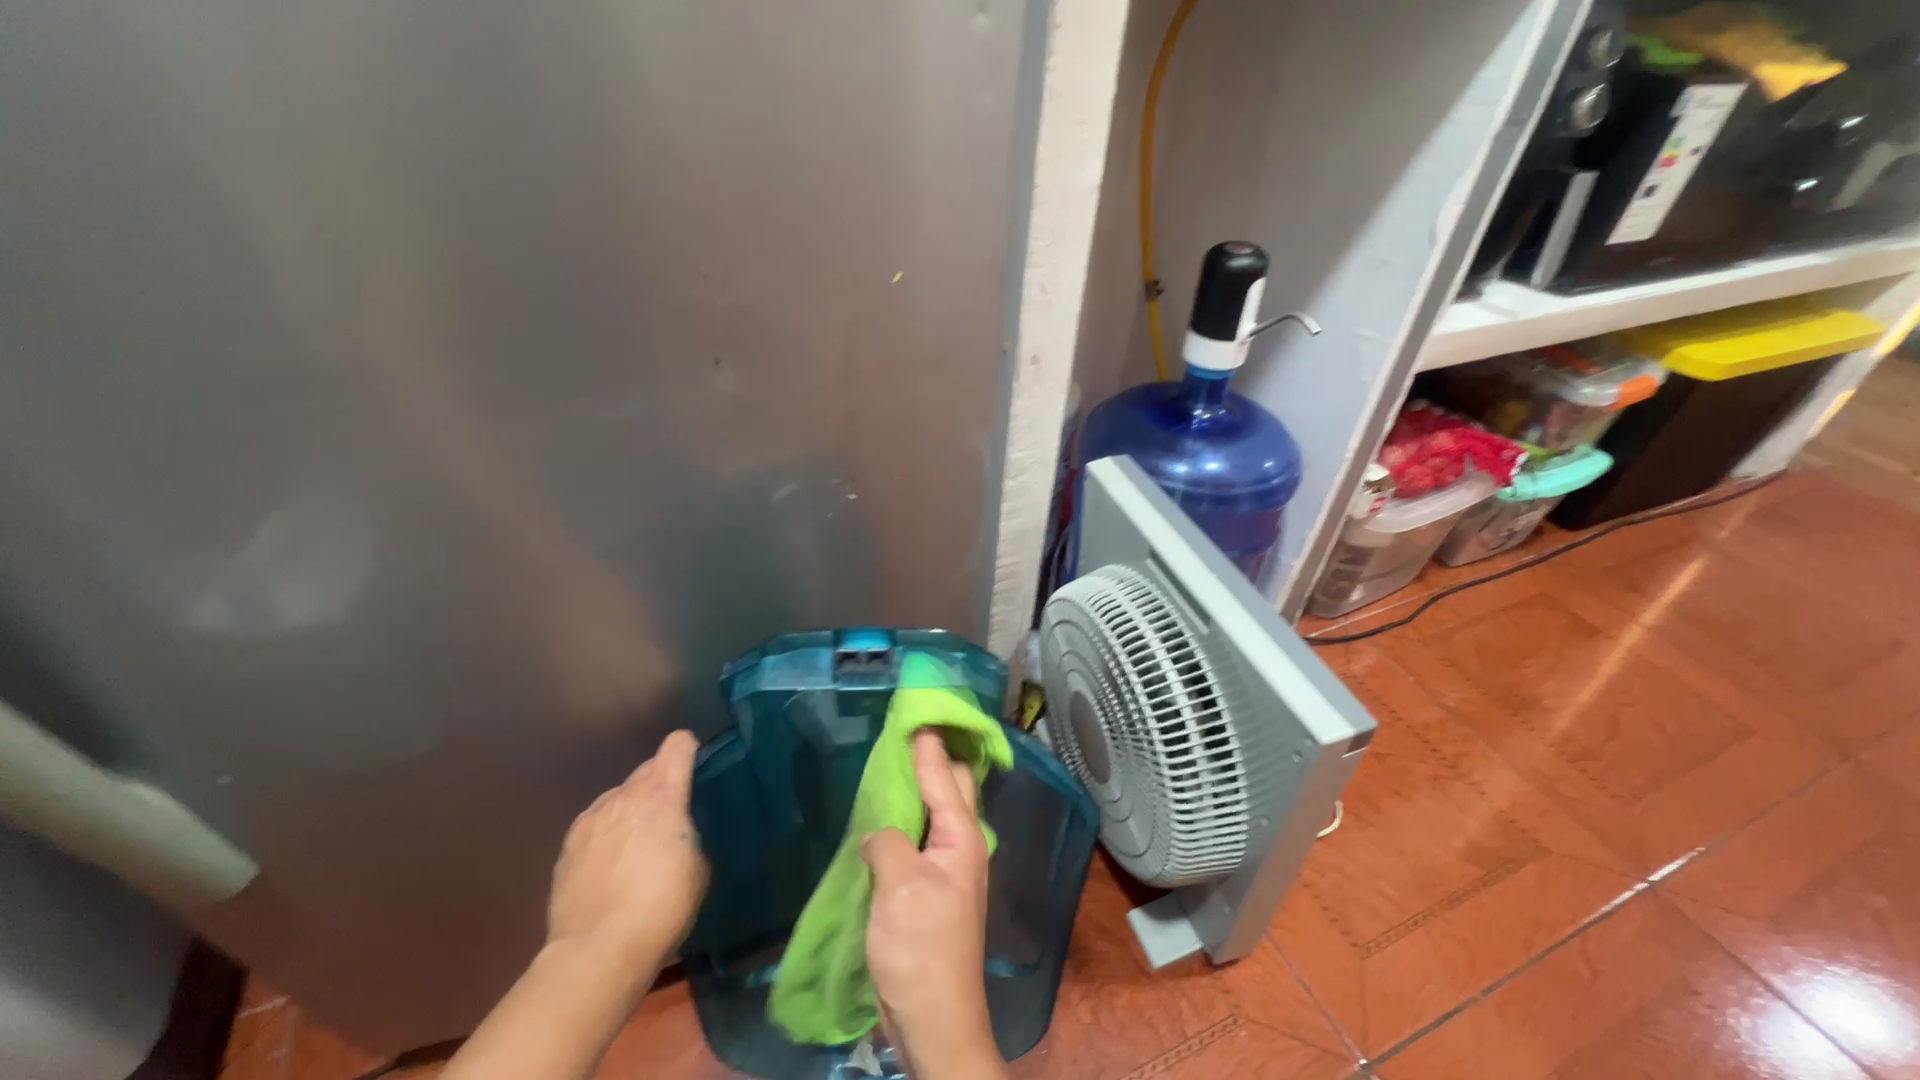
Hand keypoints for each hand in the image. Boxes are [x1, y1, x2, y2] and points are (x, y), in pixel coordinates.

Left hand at [548, 730, 708, 974]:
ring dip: (631, 809)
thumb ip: (688, 832)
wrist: (598, 949)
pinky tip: (611, 865)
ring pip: (618, 797)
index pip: (677, 746)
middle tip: (670, 818)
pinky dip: (607, 833)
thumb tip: (675, 828)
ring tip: (637, 846)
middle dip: (660, 785)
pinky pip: (596, 823)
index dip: (689, 751)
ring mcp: (590, 819)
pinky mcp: (567, 845)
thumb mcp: (698, 867)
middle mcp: (624, 796)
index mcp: (662, 796)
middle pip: (646, 770)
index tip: (696, 769)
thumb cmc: (663, 907)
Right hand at [862, 730, 1003, 1077]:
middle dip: (936, 756)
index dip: (930, 744)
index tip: (919, 711)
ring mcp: (947, 871)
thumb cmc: (921, 948)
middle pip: (951, 788)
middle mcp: (961, 847)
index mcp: (962, 838)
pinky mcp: (929, 892)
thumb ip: (888, 842)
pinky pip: (920, 839)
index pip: (946, 775)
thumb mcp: (900, 886)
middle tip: (910, 726)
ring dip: (920, 786)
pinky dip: (907, 818)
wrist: (933, 1018)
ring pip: (936, 813)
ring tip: (897, 759)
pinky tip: (888, 815)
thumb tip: (879, 832)